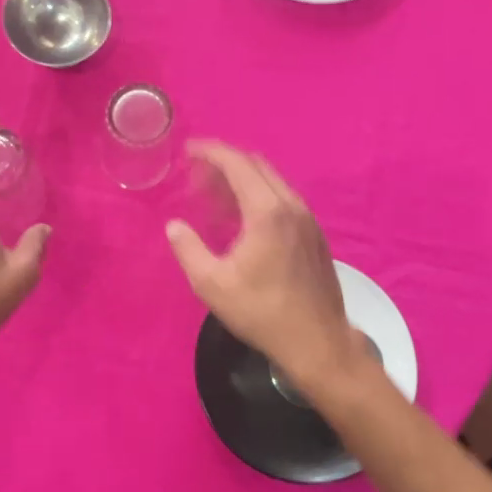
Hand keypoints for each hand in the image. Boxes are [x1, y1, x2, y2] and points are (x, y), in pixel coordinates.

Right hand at [165, 142, 365, 390]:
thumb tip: (174, 226)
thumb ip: (188, 249)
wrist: (317, 341)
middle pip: (256, 166)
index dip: (210, 152)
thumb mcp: (211, 284)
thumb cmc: (261, 312)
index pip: (237, 163)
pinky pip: (283, 200)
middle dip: (225, 163)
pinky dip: (259, 197)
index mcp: (267, 211)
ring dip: (242, 181)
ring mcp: (308, 219)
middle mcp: (291, 205)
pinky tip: (242, 223)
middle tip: (197, 176)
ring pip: (272, 182)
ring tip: (214, 199)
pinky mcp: (315, 235)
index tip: (188, 150)